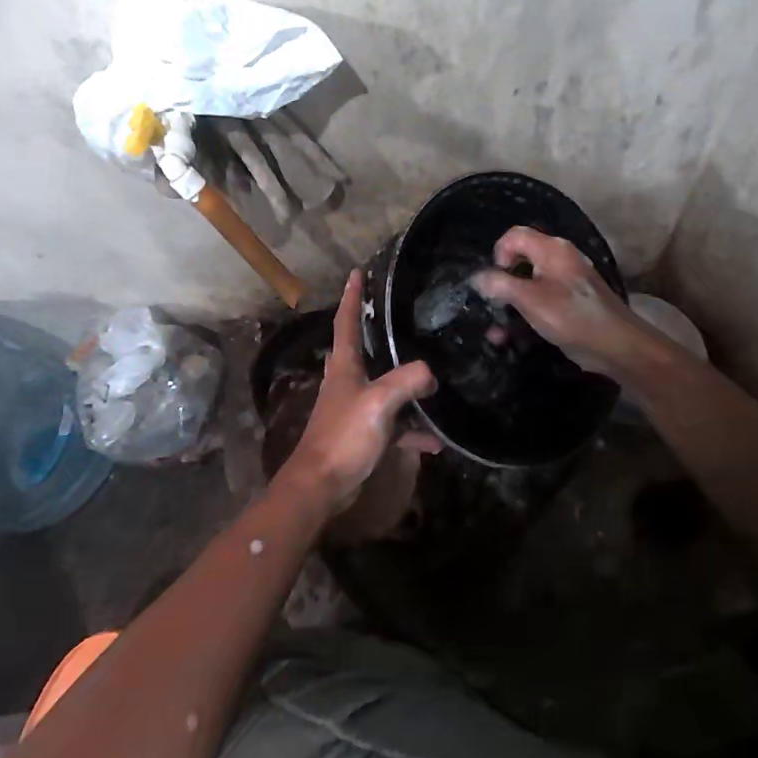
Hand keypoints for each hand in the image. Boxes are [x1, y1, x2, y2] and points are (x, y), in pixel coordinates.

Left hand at [276, 270, 436, 516]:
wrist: (321, 485)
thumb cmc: (344, 436)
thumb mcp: (379, 402)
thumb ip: (407, 381)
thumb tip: (431, 375)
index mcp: (344, 367)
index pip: (346, 321)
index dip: (352, 296)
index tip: (357, 272)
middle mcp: (347, 382)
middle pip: (363, 350)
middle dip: (378, 333)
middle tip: (401, 317)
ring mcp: (354, 408)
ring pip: (384, 388)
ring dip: (406, 388)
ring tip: (435, 383)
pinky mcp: (362, 434)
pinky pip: (394, 425)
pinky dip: (412, 430)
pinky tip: (435, 441)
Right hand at [472, 226, 668, 377]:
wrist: (615, 344)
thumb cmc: (570, 316)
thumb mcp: (528, 299)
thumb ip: (499, 284)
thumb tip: (478, 277)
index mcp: (552, 249)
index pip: (514, 235)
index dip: (498, 253)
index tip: (495, 279)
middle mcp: (559, 259)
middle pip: (520, 260)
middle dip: (500, 283)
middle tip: (492, 305)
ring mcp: (565, 281)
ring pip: (527, 285)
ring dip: (509, 305)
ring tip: (496, 331)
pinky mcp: (569, 303)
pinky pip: (539, 301)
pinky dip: (524, 315)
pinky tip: (511, 337)